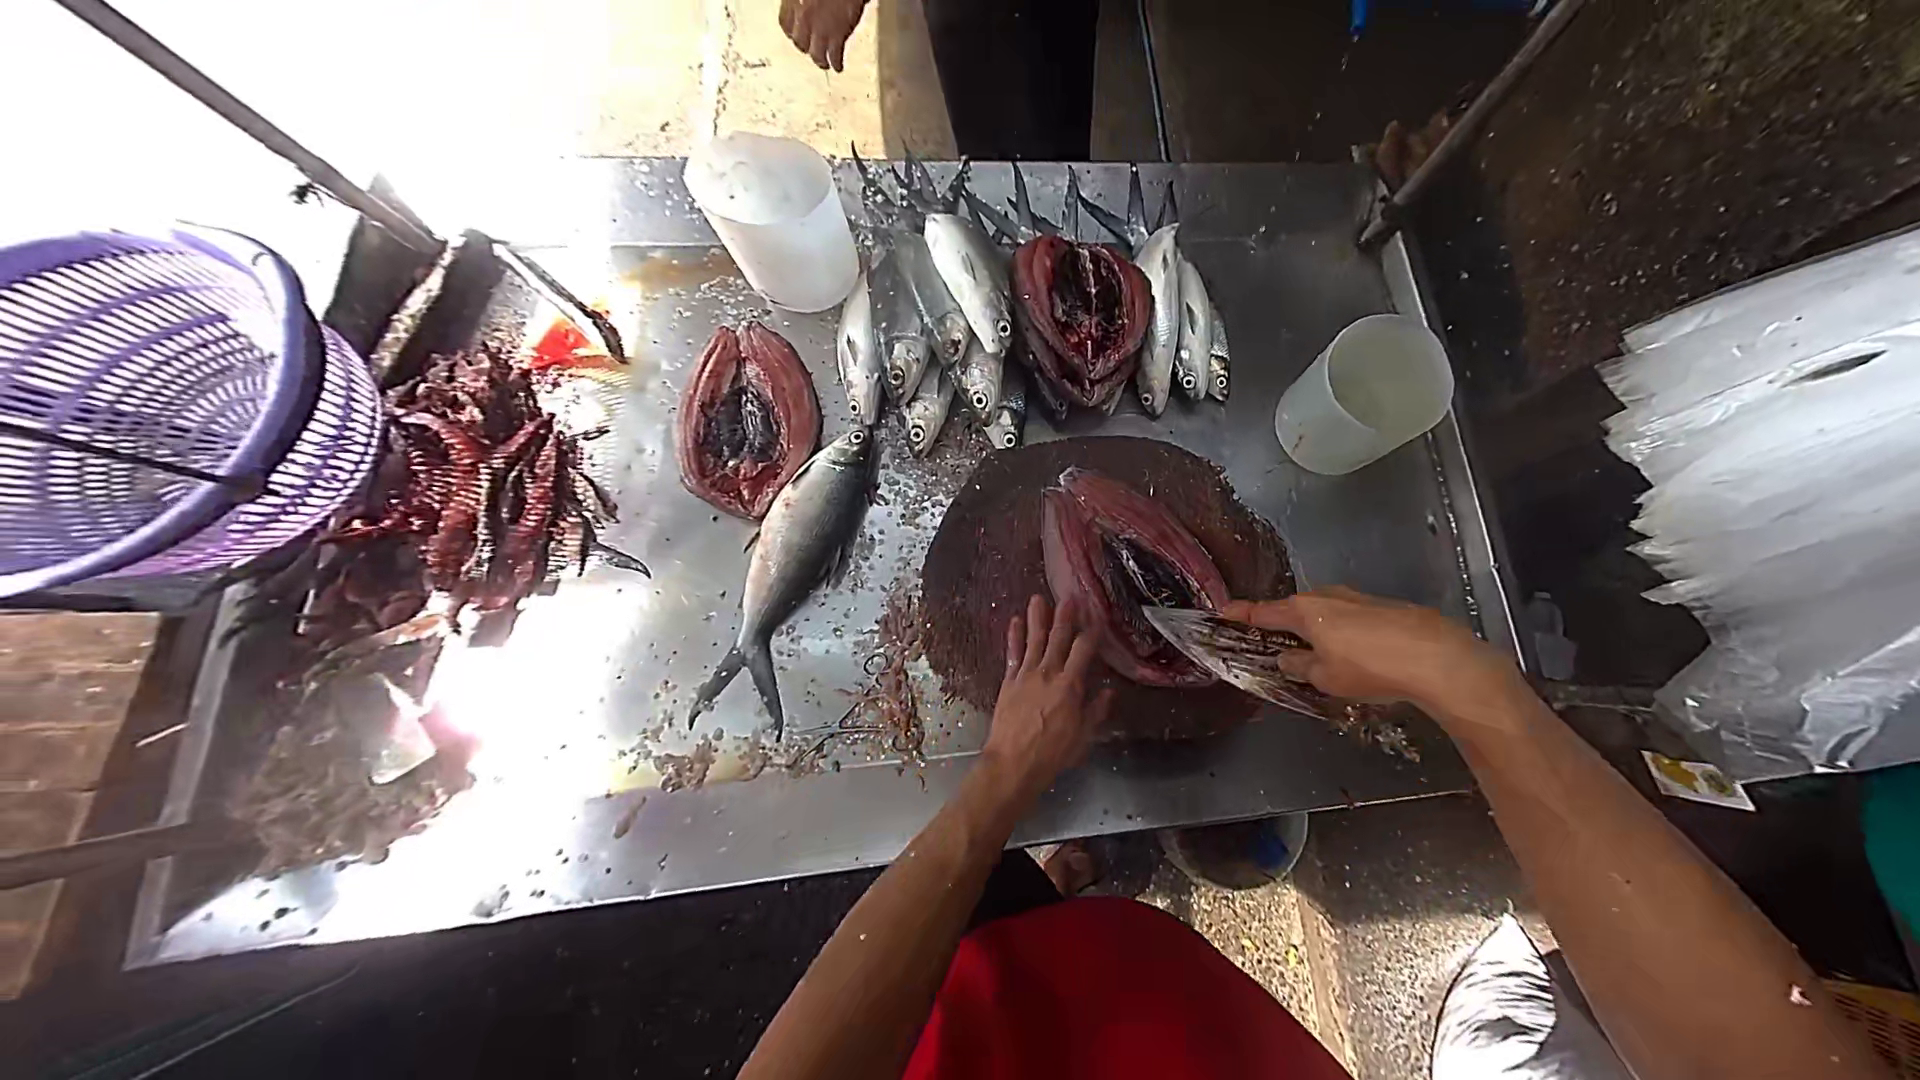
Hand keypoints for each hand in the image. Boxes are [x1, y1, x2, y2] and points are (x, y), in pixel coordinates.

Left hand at [779, 0, 867, 70]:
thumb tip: (812, 3)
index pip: (786, 23)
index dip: (791, 31)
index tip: (794, 34)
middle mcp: (804, 15)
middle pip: (799, 42)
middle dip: (805, 47)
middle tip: (810, 49)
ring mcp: (820, 28)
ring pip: (815, 55)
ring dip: (820, 60)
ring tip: (824, 63)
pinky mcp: (837, 36)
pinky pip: (834, 57)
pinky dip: (836, 64)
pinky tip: (838, 66)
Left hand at [980, 595, 1113, 799]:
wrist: (1014, 762)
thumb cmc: (1053, 753)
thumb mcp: (1084, 736)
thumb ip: (1096, 711)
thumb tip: (1110, 692)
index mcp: (1070, 685)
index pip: (1084, 650)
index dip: (1091, 631)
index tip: (1096, 615)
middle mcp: (1048, 673)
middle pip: (1059, 638)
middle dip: (1065, 616)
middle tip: (1069, 596)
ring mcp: (1026, 674)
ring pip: (1034, 639)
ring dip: (1038, 617)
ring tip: (1038, 598)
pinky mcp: (1009, 680)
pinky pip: (1012, 653)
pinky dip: (1014, 636)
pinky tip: (1015, 621)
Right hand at [1221, 586, 1523, 720]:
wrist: (1443, 661)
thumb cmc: (1371, 669)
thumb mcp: (1324, 678)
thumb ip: (1299, 666)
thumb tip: (1288, 659)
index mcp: (1303, 611)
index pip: (1261, 611)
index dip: (1240, 614)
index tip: (1222, 612)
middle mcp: (1326, 596)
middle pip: (1294, 609)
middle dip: (1283, 625)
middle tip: (1275, 646)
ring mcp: (1358, 598)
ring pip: (1325, 613)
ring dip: (1317, 629)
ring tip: (1321, 655)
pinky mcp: (1386, 606)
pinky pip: (1351, 618)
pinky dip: (1344, 632)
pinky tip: (1359, 655)